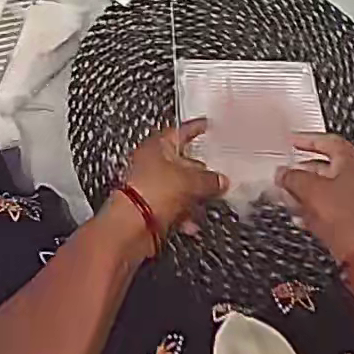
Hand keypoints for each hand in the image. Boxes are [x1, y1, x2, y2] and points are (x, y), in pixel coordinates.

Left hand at [118, 119, 226, 239]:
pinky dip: (186, 215)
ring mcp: (152, 185)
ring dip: (196, 196)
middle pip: (183, 161)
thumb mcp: (189, 181)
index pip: (182, 131)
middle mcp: (153, 162)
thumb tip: (221, 180)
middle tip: (219, 175)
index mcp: (158, 145)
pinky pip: (174, 207)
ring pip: (181, 187)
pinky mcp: (152, 208)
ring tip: (210, 202)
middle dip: (202, 171)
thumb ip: (209, 179)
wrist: (132, 227)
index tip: (209, 126)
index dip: (197, 128)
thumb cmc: (152, 192)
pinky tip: (194, 224)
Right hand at [277, 133, 353, 259]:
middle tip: (286, 174)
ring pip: (327, 191)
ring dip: (306, 193)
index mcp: (351, 164)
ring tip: (288, 198)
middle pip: (327, 168)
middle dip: (303, 171)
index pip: (330, 142)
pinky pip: (332, 212)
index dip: (310, 139)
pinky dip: (315, 211)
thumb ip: (293, 177)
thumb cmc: (348, 219)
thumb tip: (282, 173)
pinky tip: (302, 218)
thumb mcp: (310, 189)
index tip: (294, 141)